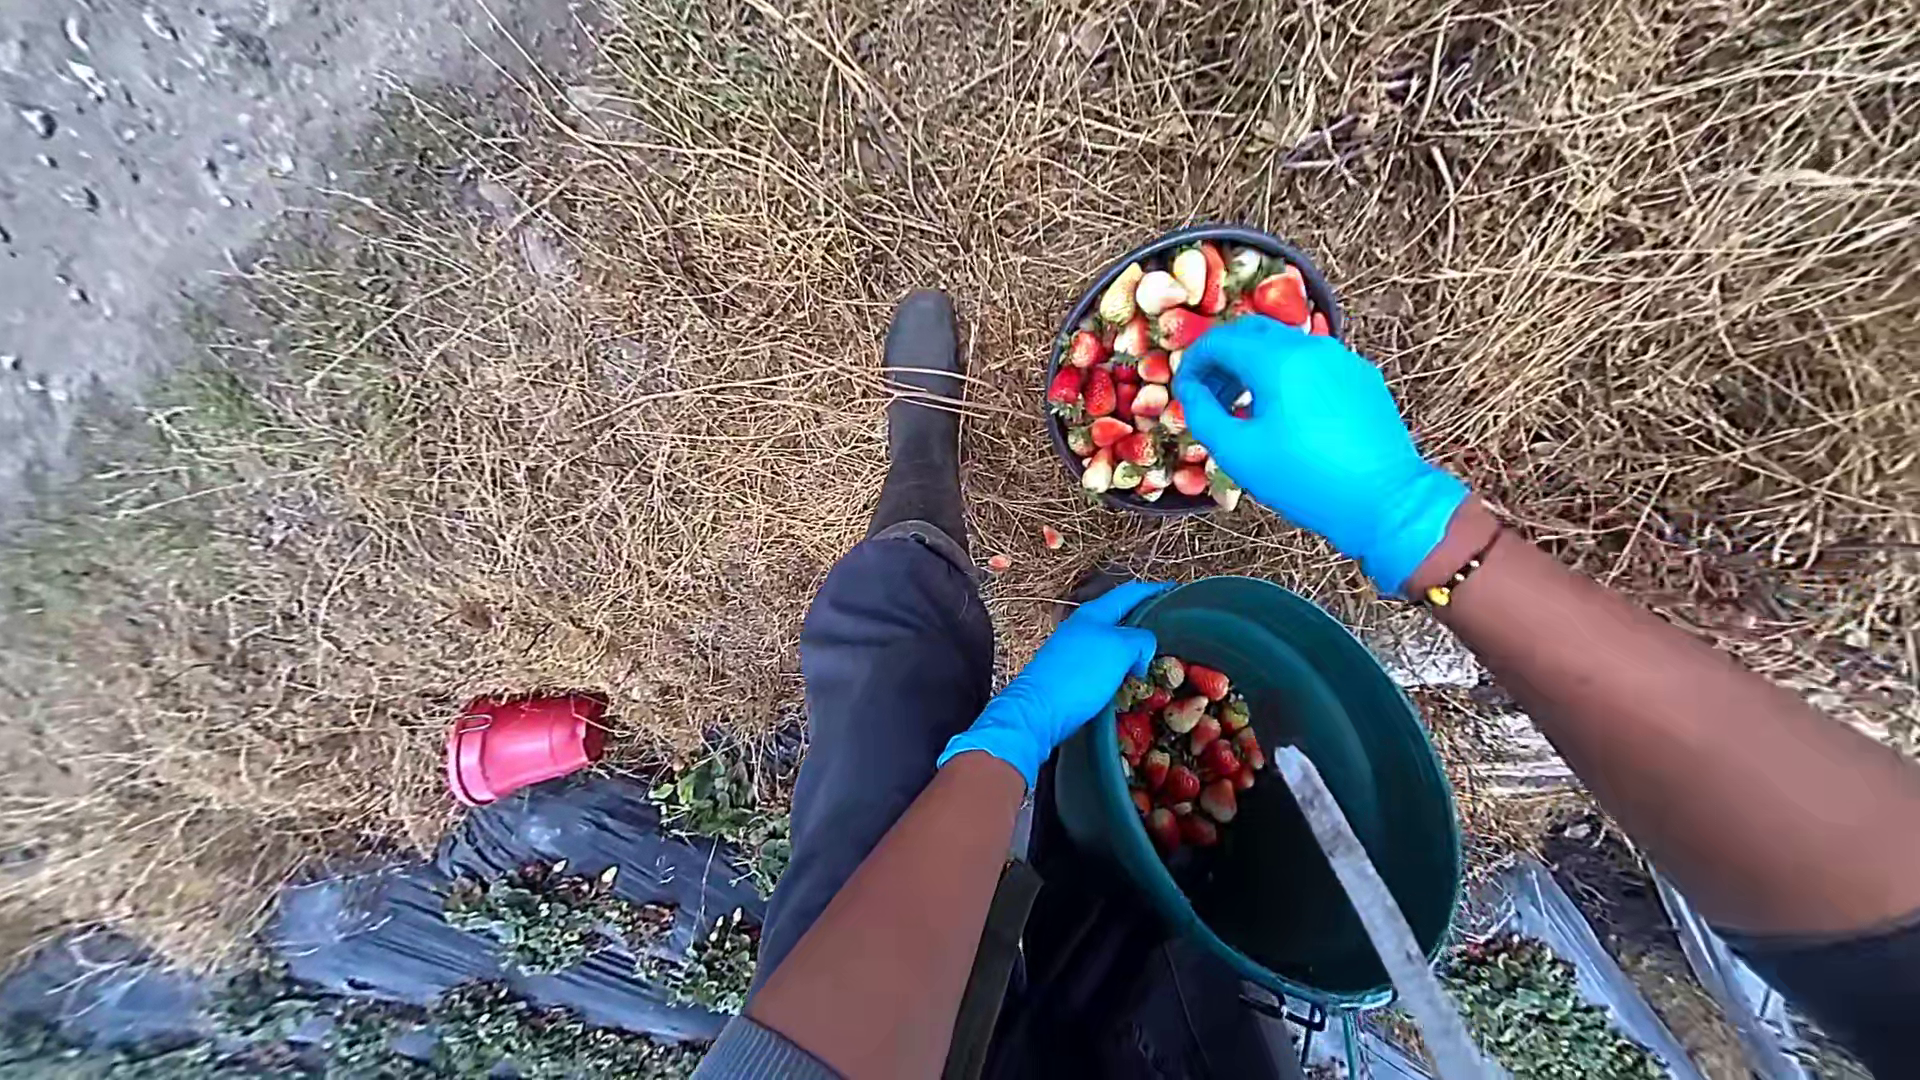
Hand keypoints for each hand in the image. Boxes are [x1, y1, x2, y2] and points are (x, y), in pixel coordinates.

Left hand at [938, 581, 1171, 787]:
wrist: (1039, 711)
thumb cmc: (1079, 673)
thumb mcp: (1119, 648)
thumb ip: (1140, 639)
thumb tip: (1142, 651)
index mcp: (1094, 614)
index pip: (1130, 593)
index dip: (1155, 591)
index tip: (1177, 591)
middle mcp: (1083, 627)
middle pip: (1121, 617)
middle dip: (1147, 620)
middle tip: (1173, 630)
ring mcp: (1075, 651)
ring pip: (1114, 643)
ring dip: (1136, 648)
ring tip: (1159, 657)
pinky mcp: (1072, 674)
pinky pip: (1106, 665)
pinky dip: (1123, 668)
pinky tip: (1133, 680)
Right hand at [1173, 316, 1466, 593]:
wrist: (1382, 499)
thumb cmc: (1302, 478)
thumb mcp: (1236, 451)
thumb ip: (1202, 413)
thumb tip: (1190, 391)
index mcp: (1279, 361)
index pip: (1220, 341)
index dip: (1192, 363)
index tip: (1183, 390)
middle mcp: (1312, 348)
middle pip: (1250, 332)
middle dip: (1219, 357)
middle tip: (1205, 393)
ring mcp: (1340, 359)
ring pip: (1281, 344)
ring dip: (1249, 366)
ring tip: (1236, 407)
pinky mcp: (1358, 377)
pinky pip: (1308, 362)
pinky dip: (1279, 375)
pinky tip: (1275, 413)